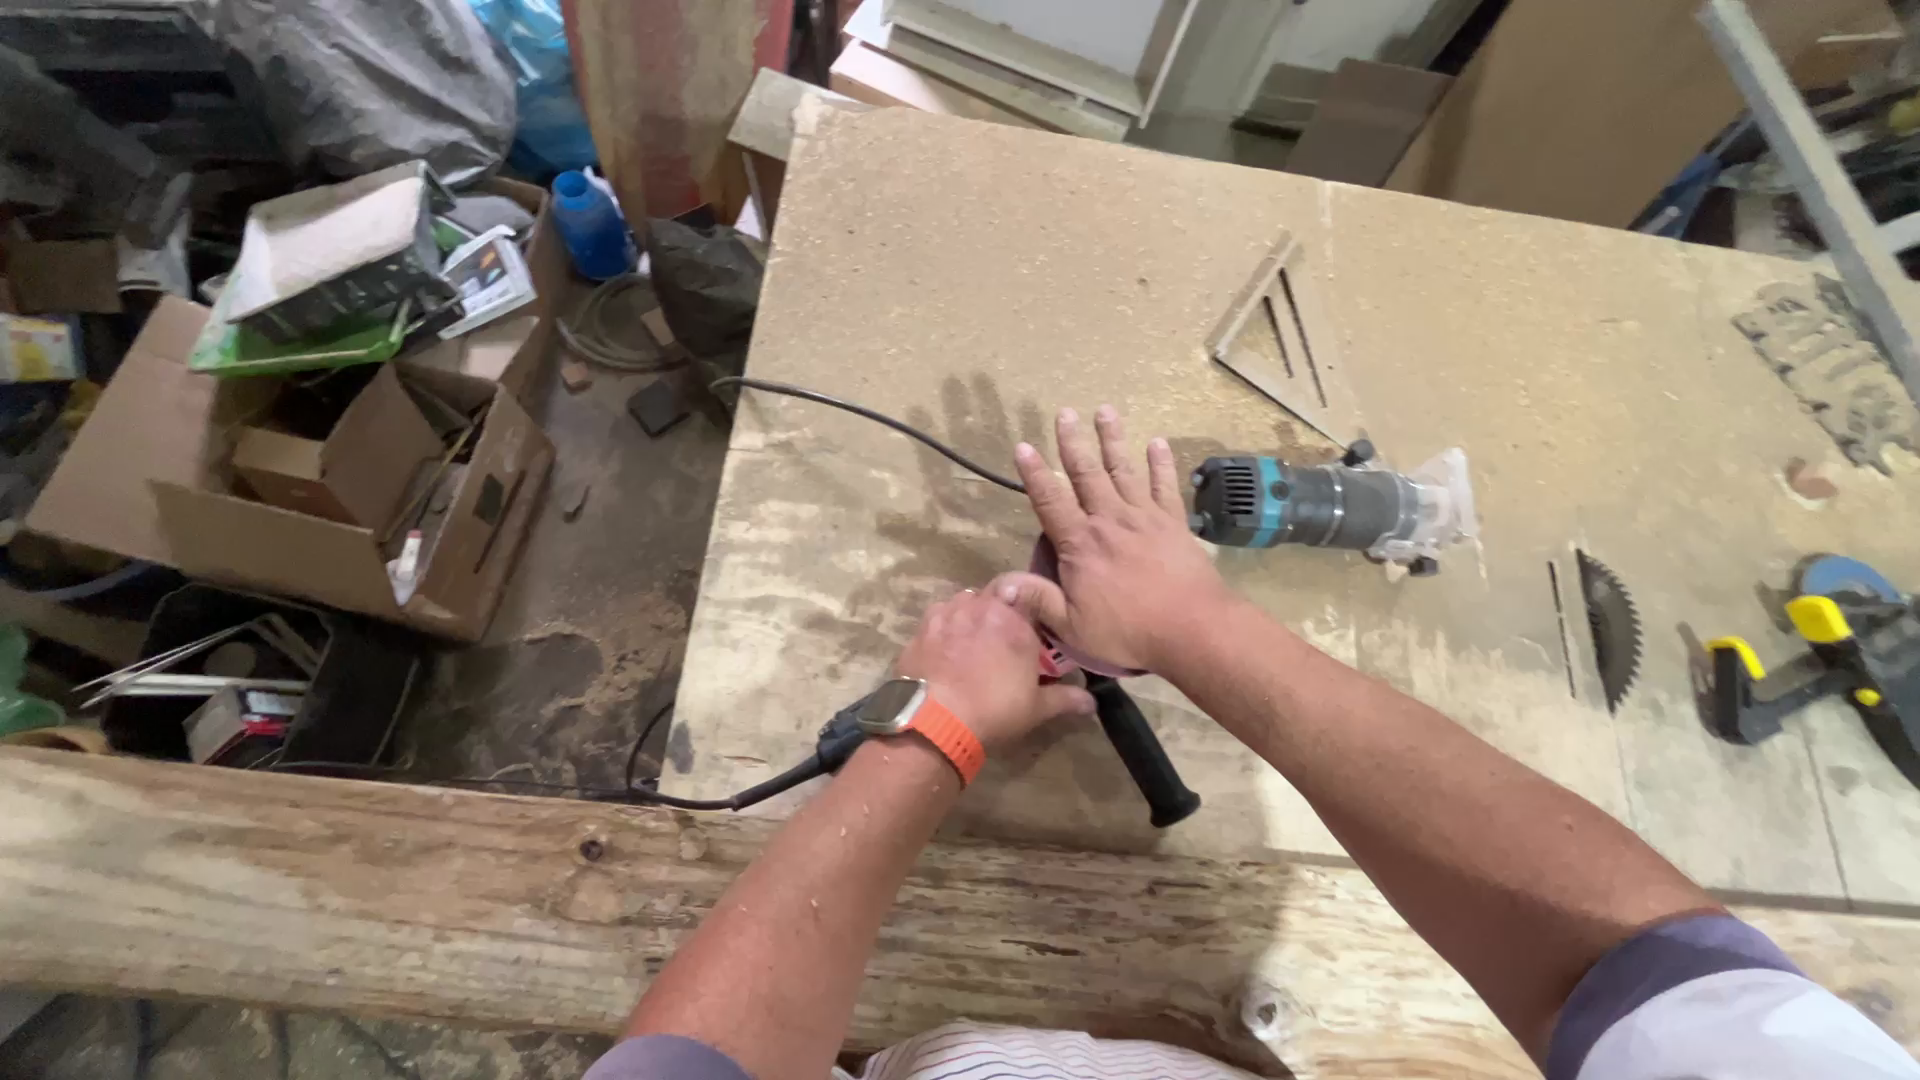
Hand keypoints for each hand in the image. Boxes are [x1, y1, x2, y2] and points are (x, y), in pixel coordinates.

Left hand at [895, 590, 1094, 751]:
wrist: (934, 723)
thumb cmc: (994, 711)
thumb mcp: (1036, 708)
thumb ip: (1065, 698)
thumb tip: (1092, 702)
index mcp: (1016, 620)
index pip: (1029, 590)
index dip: (1031, 603)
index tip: (1033, 623)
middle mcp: (982, 606)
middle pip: (996, 594)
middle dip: (1001, 610)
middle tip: (1003, 638)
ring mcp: (948, 613)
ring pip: (966, 602)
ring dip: (973, 615)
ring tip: (974, 642)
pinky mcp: (923, 626)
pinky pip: (940, 615)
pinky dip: (946, 626)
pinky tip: (947, 648)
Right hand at [992, 406, 1232, 672]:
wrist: (1193, 629)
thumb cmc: (1129, 632)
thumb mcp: (1073, 627)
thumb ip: (1037, 601)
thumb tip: (999, 585)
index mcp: (1080, 544)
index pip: (1050, 501)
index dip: (1034, 474)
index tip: (1023, 447)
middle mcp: (1109, 521)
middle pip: (1087, 474)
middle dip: (1073, 443)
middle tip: (1065, 413)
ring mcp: (1144, 518)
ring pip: (1123, 470)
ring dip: (1112, 440)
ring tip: (1105, 410)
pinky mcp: (1174, 523)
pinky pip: (1165, 486)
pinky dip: (1161, 464)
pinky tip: (1157, 443)